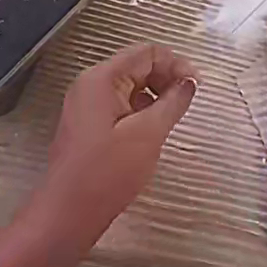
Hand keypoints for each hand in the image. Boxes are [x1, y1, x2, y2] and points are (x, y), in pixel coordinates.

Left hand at [37, 43, 198, 233]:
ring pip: (131, 87)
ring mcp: (87, 105)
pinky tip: (155, 131)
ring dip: (157, 95)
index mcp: (102, 79)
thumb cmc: (107, 172)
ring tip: (175, 118)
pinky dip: (143, 111)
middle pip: (138, 66)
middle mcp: (91, 85)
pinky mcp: (89, 125)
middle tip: (189, 102)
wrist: (67, 213)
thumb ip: (173, 102)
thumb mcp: (148, 134)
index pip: (147, 53)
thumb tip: (190, 82)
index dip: (177, 64)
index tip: (198, 87)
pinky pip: (122, 105)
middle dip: (167, 78)